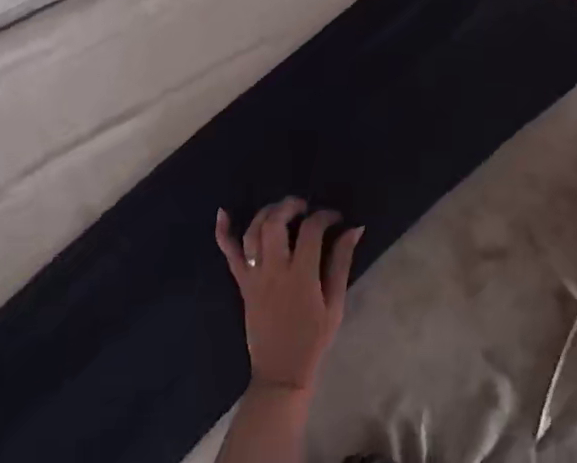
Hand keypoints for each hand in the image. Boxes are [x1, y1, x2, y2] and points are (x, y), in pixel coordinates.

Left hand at [215, 197, 363, 393]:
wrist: (281, 371)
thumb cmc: (313, 338)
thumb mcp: (335, 304)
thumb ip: (341, 263)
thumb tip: (354, 229)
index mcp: (301, 276)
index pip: (311, 231)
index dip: (324, 216)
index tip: (335, 218)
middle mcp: (274, 271)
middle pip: (275, 224)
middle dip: (289, 206)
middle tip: (304, 206)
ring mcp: (254, 276)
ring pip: (253, 232)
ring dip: (266, 212)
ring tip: (281, 209)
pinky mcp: (242, 284)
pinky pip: (229, 254)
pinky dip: (223, 233)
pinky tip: (223, 213)